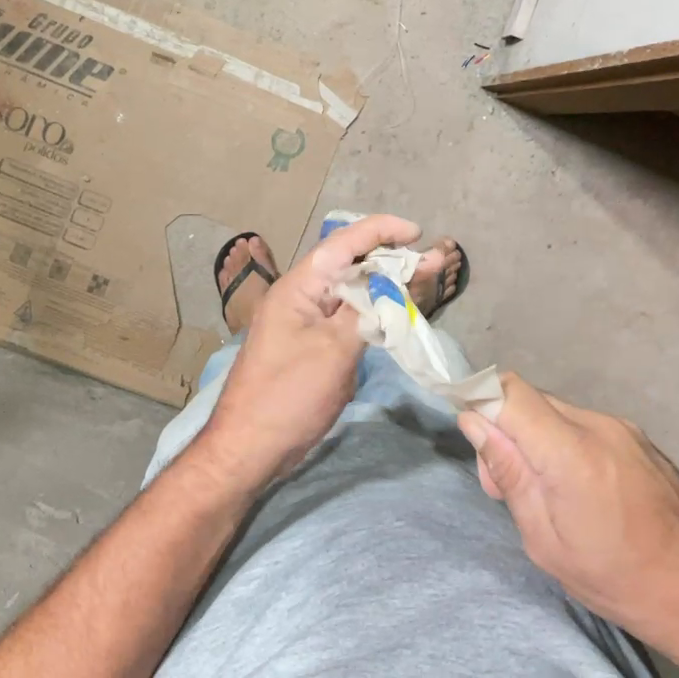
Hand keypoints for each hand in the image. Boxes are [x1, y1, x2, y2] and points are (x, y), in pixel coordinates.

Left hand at [196, 215, 422, 487]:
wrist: (249, 447)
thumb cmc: (289, 395)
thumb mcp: (335, 350)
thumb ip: (367, 311)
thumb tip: (392, 281)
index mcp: (298, 286)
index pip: (343, 243)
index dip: (381, 230)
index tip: (418, 233)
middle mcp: (299, 296)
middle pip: (348, 263)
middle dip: (388, 258)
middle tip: (429, 265)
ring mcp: (302, 322)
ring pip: (348, 292)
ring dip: (381, 285)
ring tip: (418, 285)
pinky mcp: (308, 346)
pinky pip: (343, 317)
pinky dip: (370, 313)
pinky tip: (392, 317)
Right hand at [458, 375, 678, 677]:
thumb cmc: (620, 580)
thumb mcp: (546, 541)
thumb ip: (509, 474)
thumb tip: (474, 420)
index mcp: (572, 451)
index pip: (508, 390)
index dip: (478, 398)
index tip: (468, 433)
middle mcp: (598, 424)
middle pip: (528, 398)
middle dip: (503, 428)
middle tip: (505, 485)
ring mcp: (624, 428)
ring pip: (554, 410)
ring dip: (533, 437)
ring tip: (546, 494)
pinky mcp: (639, 438)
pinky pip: (582, 423)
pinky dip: (563, 443)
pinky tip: (579, 490)